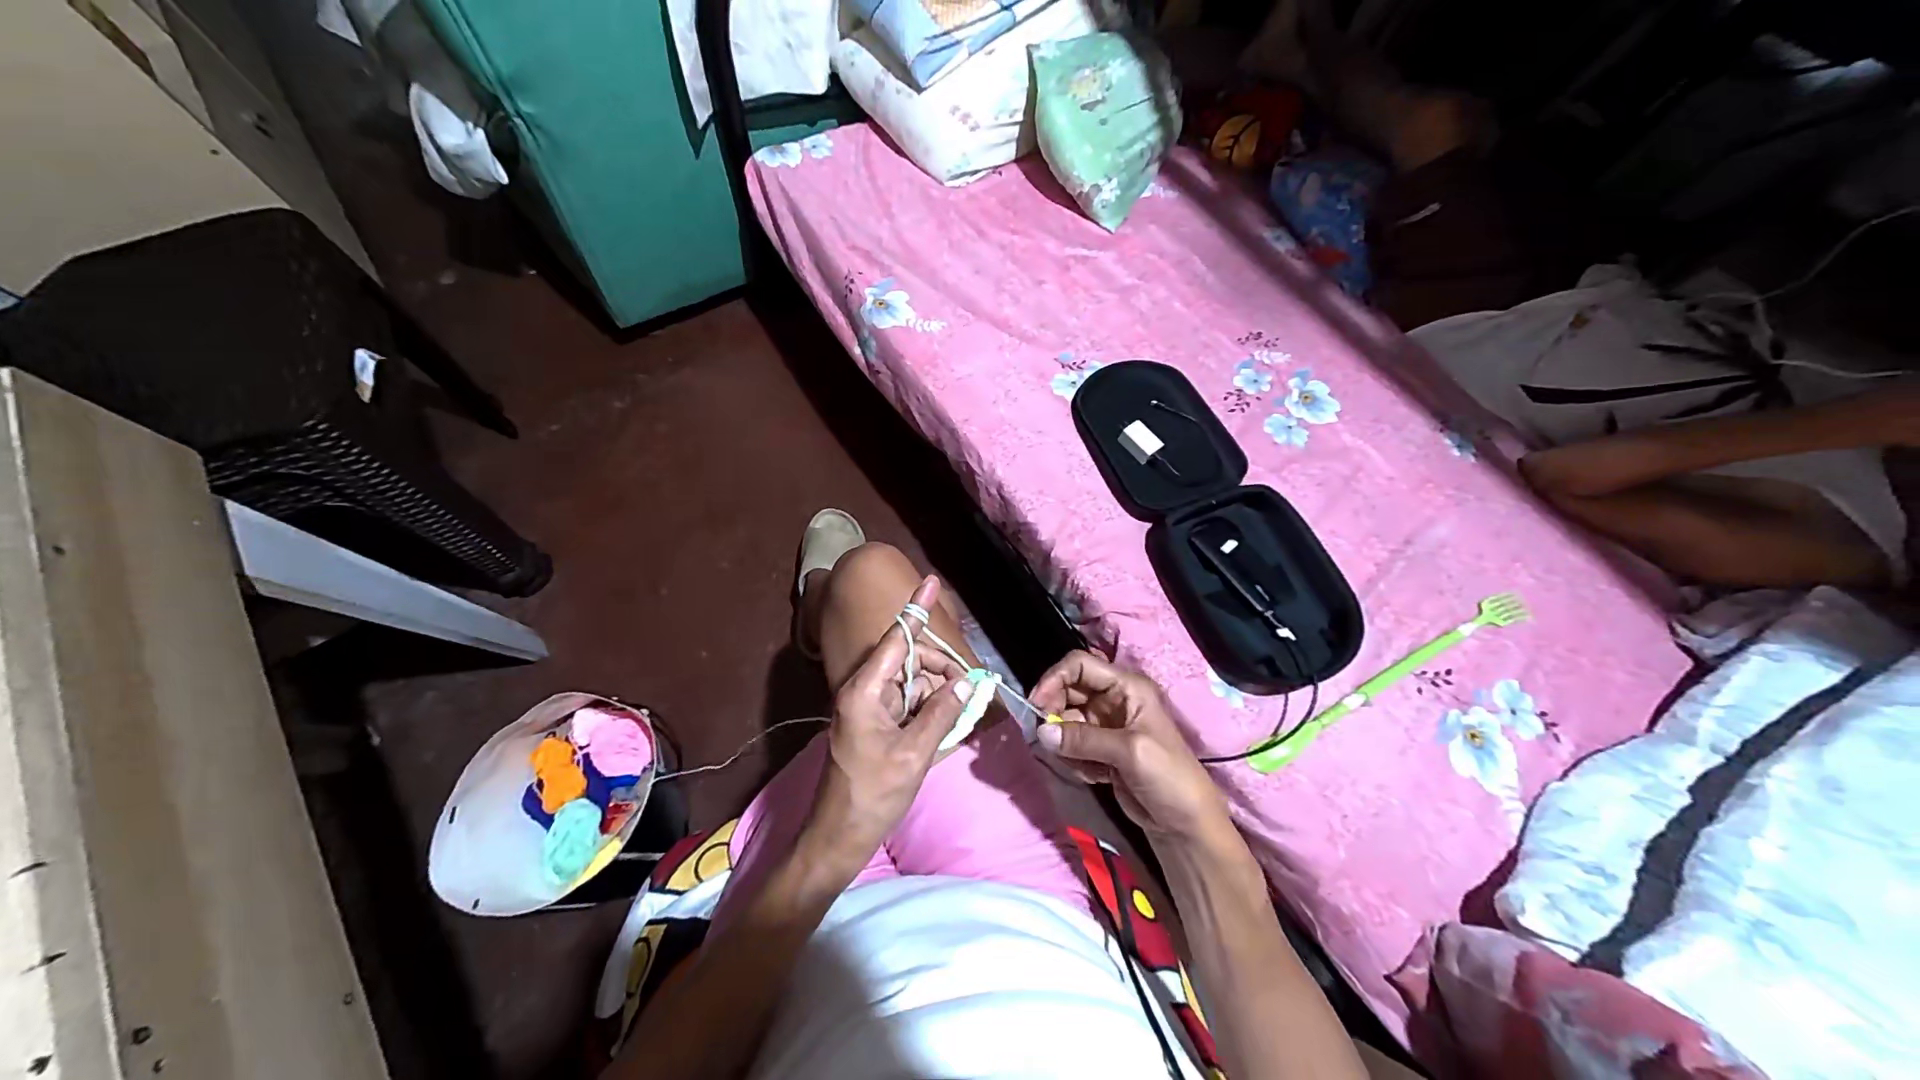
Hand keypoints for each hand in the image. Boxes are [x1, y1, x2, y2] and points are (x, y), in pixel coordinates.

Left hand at [802, 577, 969, 874]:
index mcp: (865, 690)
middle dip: (940, 667)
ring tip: (958, 713)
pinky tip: (945, 723)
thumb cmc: (873, 793)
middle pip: (909, 659)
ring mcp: (868, 706)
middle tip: (969, 688)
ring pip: (912, 681)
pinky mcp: (874, 722)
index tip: (931, 581)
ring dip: (937, 691)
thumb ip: (942, 712)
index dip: (916, 610)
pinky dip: (928, 707)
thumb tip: (966, 682)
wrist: (840, 833)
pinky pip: (907, 701)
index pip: (896, 639)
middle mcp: (863, 690)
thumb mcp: (914, 754)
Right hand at [1031, 650, 1231, 842]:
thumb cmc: (1168, 777)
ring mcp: (1106, 726)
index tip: (1036, 705)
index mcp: (1127, 687)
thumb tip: (1041, 732)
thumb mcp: (1129, 752)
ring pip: (1065, 720)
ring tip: (1081, 765)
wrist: (1185, 824)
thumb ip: (1084, 739)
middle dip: (1054, 713)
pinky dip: (1072, 758)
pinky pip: (1071, 744)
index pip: (1079, 665)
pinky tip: (1093, 776)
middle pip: (1067, 691)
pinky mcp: (1100, 750)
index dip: (1054, 678)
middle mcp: (1114, 700)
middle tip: (1047, 739)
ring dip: (1064, 742)